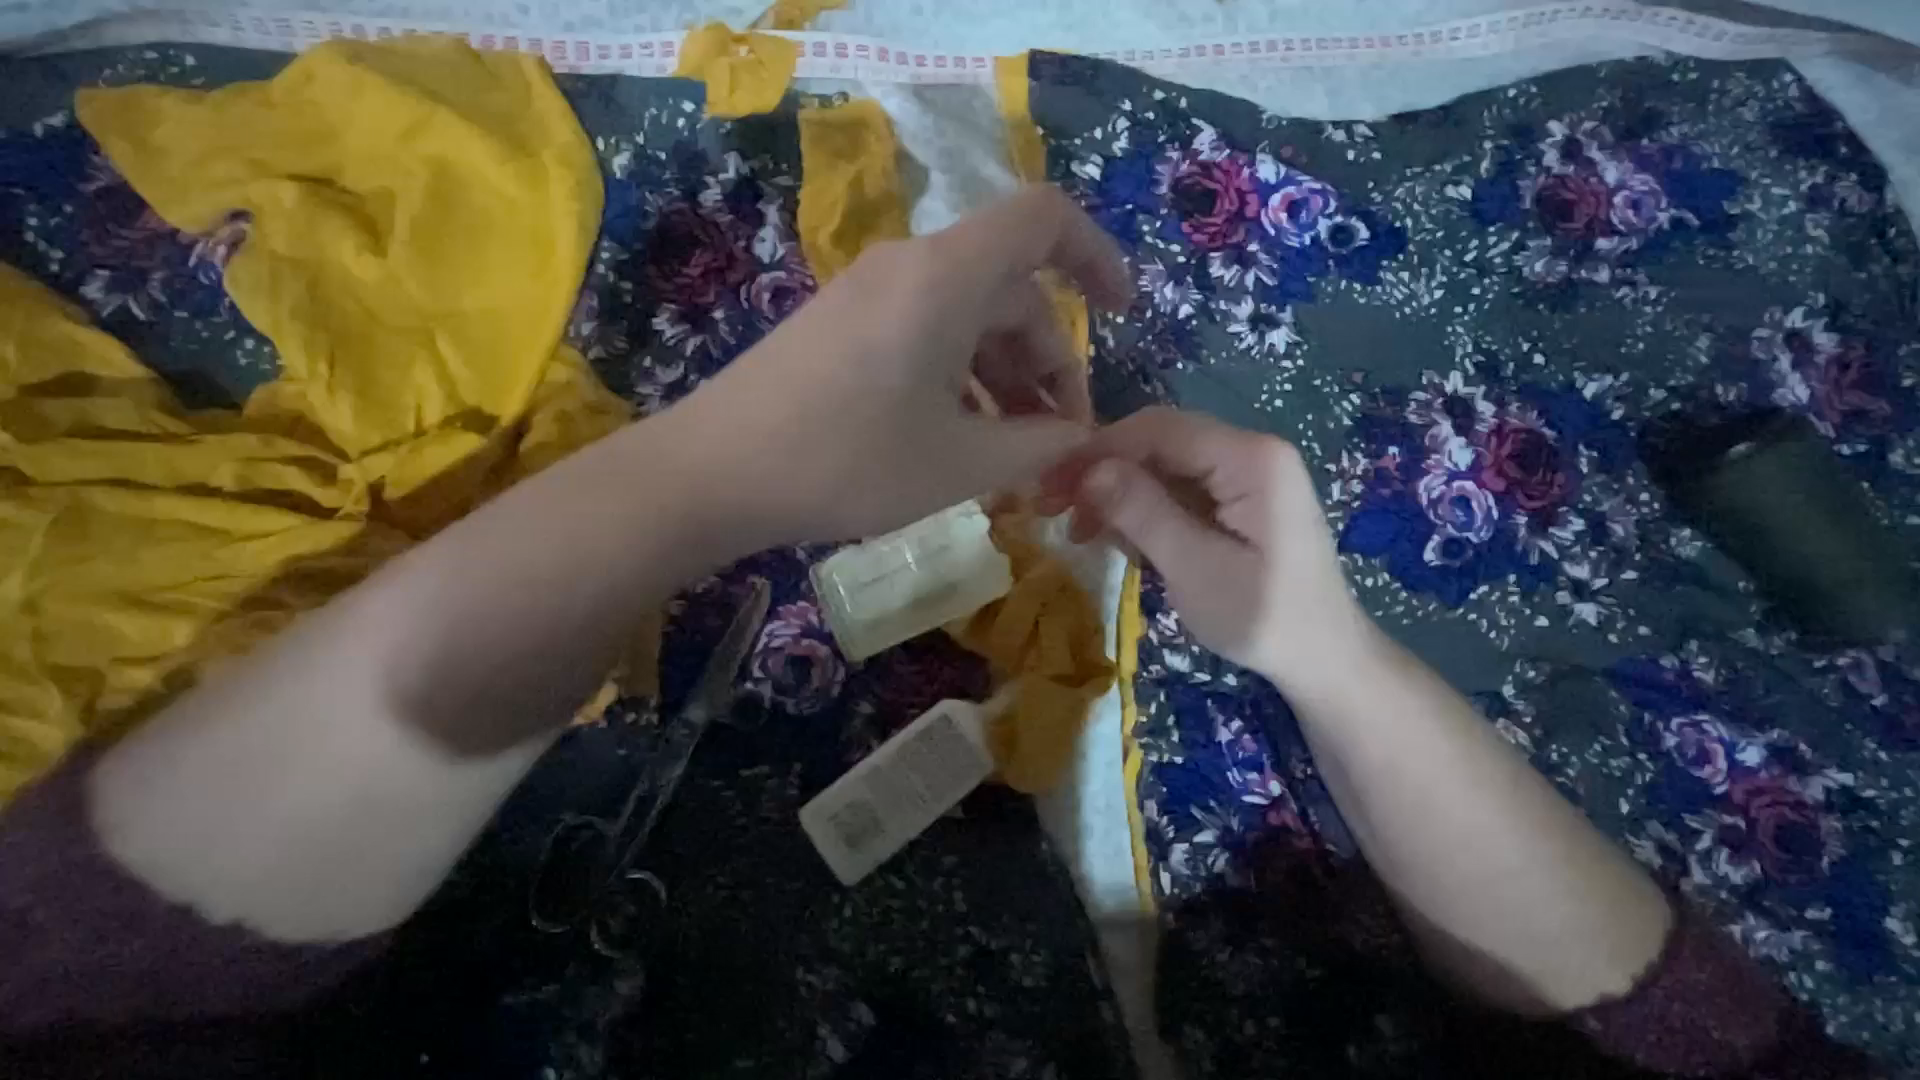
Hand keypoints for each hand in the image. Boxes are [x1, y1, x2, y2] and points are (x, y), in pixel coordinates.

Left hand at [680, 185, 1132, 543]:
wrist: (714, 473)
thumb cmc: (848, 463)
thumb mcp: (960, 463)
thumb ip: (1039, 446)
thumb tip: (1081, 437)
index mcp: (947, 277)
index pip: (1046, 220)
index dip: (1097, 256)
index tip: (1122, 315)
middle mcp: (910, 268)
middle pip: (1010, 290)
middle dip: (1050, 363)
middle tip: (1059, 440)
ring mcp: (869, 295)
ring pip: (967, 320)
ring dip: (1005, 380)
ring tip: (1013, 455)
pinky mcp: (842, 326)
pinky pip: (925, 335)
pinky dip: (959, 379)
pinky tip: (960, 441)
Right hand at [1041, 407, 1375, 694]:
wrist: (1323, 660)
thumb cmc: (1263, 618)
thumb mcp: (1195, 568)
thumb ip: (1143, 512)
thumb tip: (1089, 471)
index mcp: (1250, 457)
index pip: (1157, 429)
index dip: (1097, 451)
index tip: (1049, 487)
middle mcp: (1249, 452)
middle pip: (1158, 442)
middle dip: (1102, 471)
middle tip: (1052, 508)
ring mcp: (1245, 476)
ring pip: (1162, 466)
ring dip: (1117, 494)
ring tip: (1082, 534)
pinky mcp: (1238, 501)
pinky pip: (1178, 491)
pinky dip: (1143, 511)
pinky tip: (1121, 542)